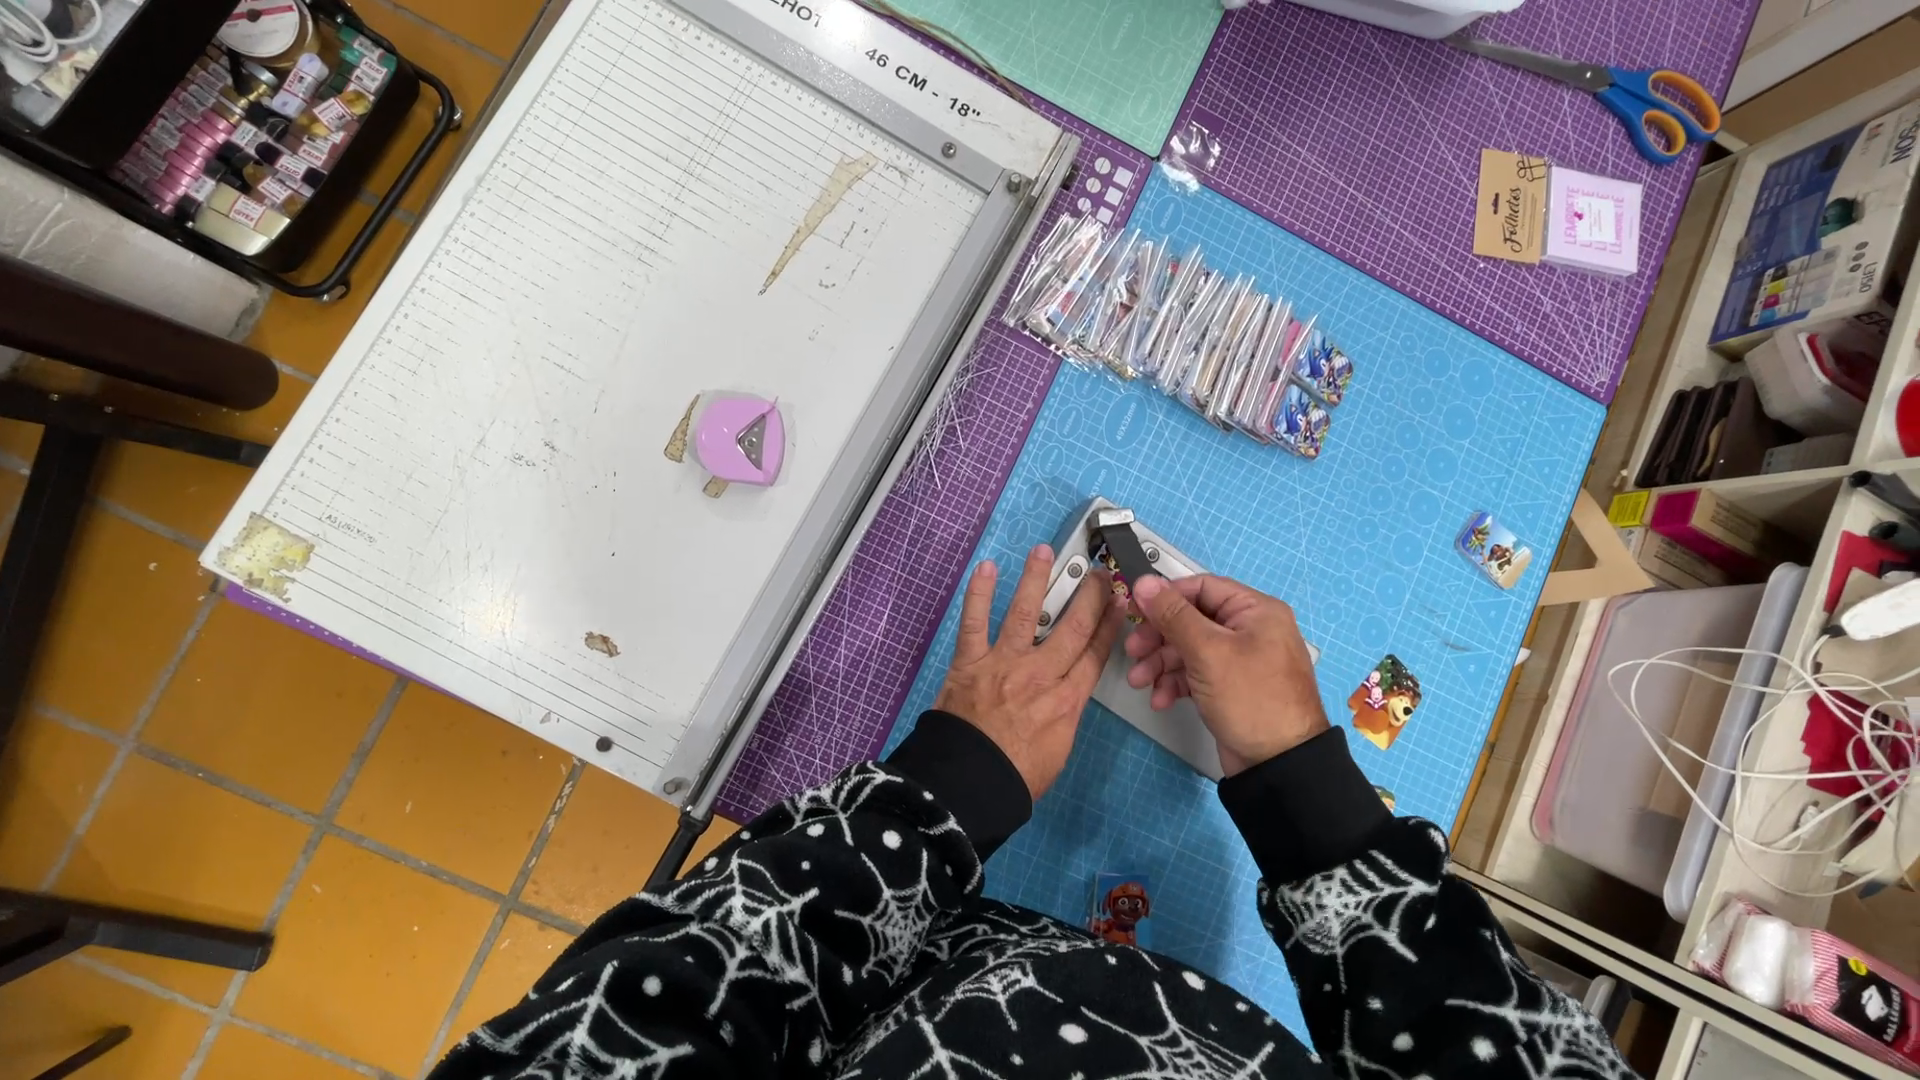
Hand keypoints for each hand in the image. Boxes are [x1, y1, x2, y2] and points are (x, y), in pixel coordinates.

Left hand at [935, 545, 1123, 798]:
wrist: (968, 785)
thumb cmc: (1016, 778)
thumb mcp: (1059, 750)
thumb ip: (1064, 713)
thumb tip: (1066, 691)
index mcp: (1066, 700)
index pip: (1094, 653)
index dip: (1108, 624)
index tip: (1117, 601)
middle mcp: (1040, 674)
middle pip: (1072, 627)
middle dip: (1088, 596)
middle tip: (1095, 572)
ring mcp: (1004, 663)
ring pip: (1025, 613)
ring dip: (1036, 579)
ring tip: (1044, 552)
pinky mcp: (970, 662)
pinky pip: (975, 622)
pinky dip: (979, 594)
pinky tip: (986, 569)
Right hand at [1124, 575, 1326, 776]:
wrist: (1279, 765)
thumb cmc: (1249, 698)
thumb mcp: (1208, 651)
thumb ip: (1173, 615)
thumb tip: (1144, 581)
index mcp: (1255, 611)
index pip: (1201, 588)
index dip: (1166, 597)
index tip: (1134, 609)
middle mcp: (1249, 630)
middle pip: (1191, 620)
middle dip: (1159, 637)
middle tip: (1133, 651)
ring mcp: (1239, 660)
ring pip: (1189, 648)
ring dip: (1161, 663)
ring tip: (1139, 682)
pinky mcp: (1229, 687)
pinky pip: (1196, 673)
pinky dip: (1175, 683)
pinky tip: (1160, 698)